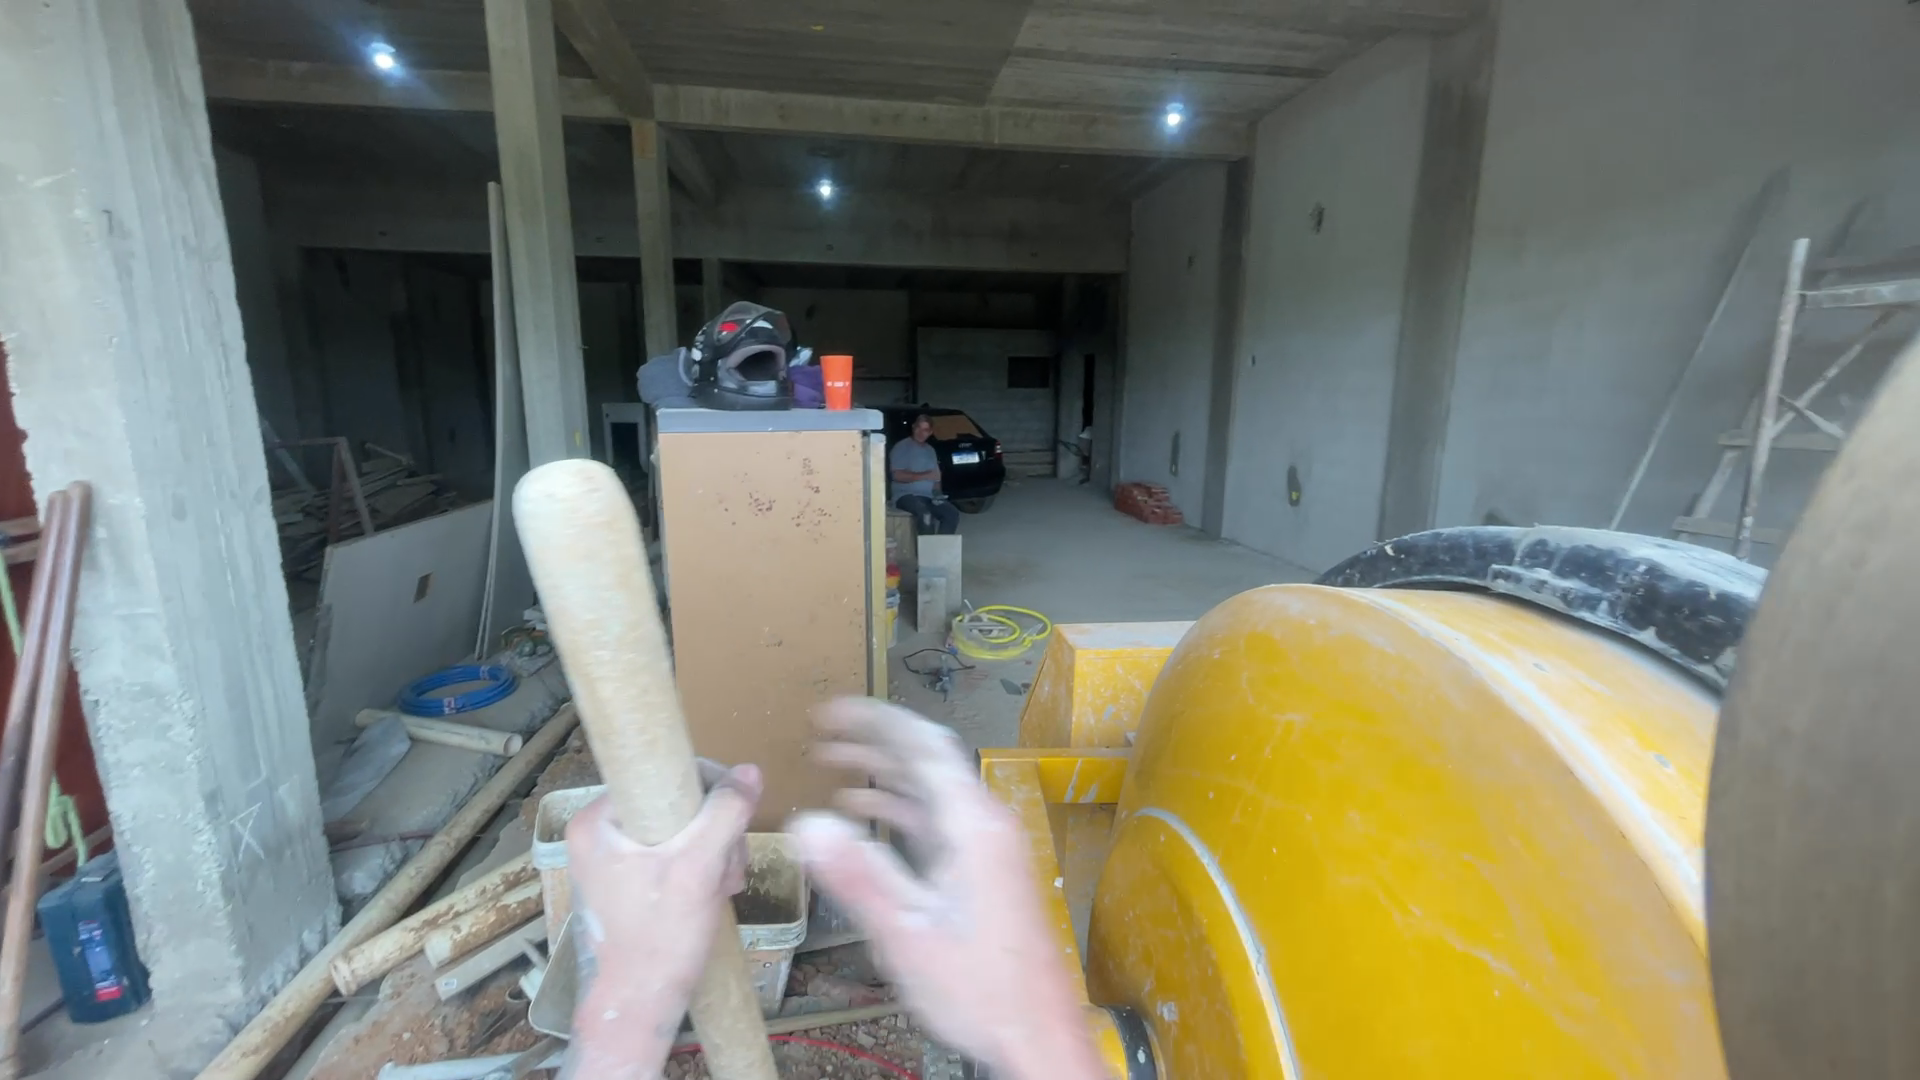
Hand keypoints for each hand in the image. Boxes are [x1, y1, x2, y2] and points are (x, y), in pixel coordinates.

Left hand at [563, 760, 760, 1077]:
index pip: (666, 771)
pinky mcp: (633, 875)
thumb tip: (750, 771)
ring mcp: (617, 855)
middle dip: (716, 830)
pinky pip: (681, 847)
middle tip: (724, 865)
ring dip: (716, 850)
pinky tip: (713, 889)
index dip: (708, 787)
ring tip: (721, 883)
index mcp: (599, 819)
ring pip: (688, 823)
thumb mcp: (699, 868)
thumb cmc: (659, 938)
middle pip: (681, 799)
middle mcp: (603, 830)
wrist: (641, 1005)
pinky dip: (705, 864)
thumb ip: (725, 813)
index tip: (729, 819)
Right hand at [788, 700, 1106, 1079]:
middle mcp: (982, 820)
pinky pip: (935, 818)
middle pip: (926, 759)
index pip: (924, 745)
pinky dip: (898, 808)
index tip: (832, 710)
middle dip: (874, 740)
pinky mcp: (979, 864)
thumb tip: (806, 823)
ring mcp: (983, 842)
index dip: (877, 720)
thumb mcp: (909, 934)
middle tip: (823, 731)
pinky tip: (864, 812)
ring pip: (929, 787)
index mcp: (973, 823)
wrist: (1037, 1033)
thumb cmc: (980, 987)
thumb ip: (859, 876)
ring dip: (883, 771)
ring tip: (833, 762)